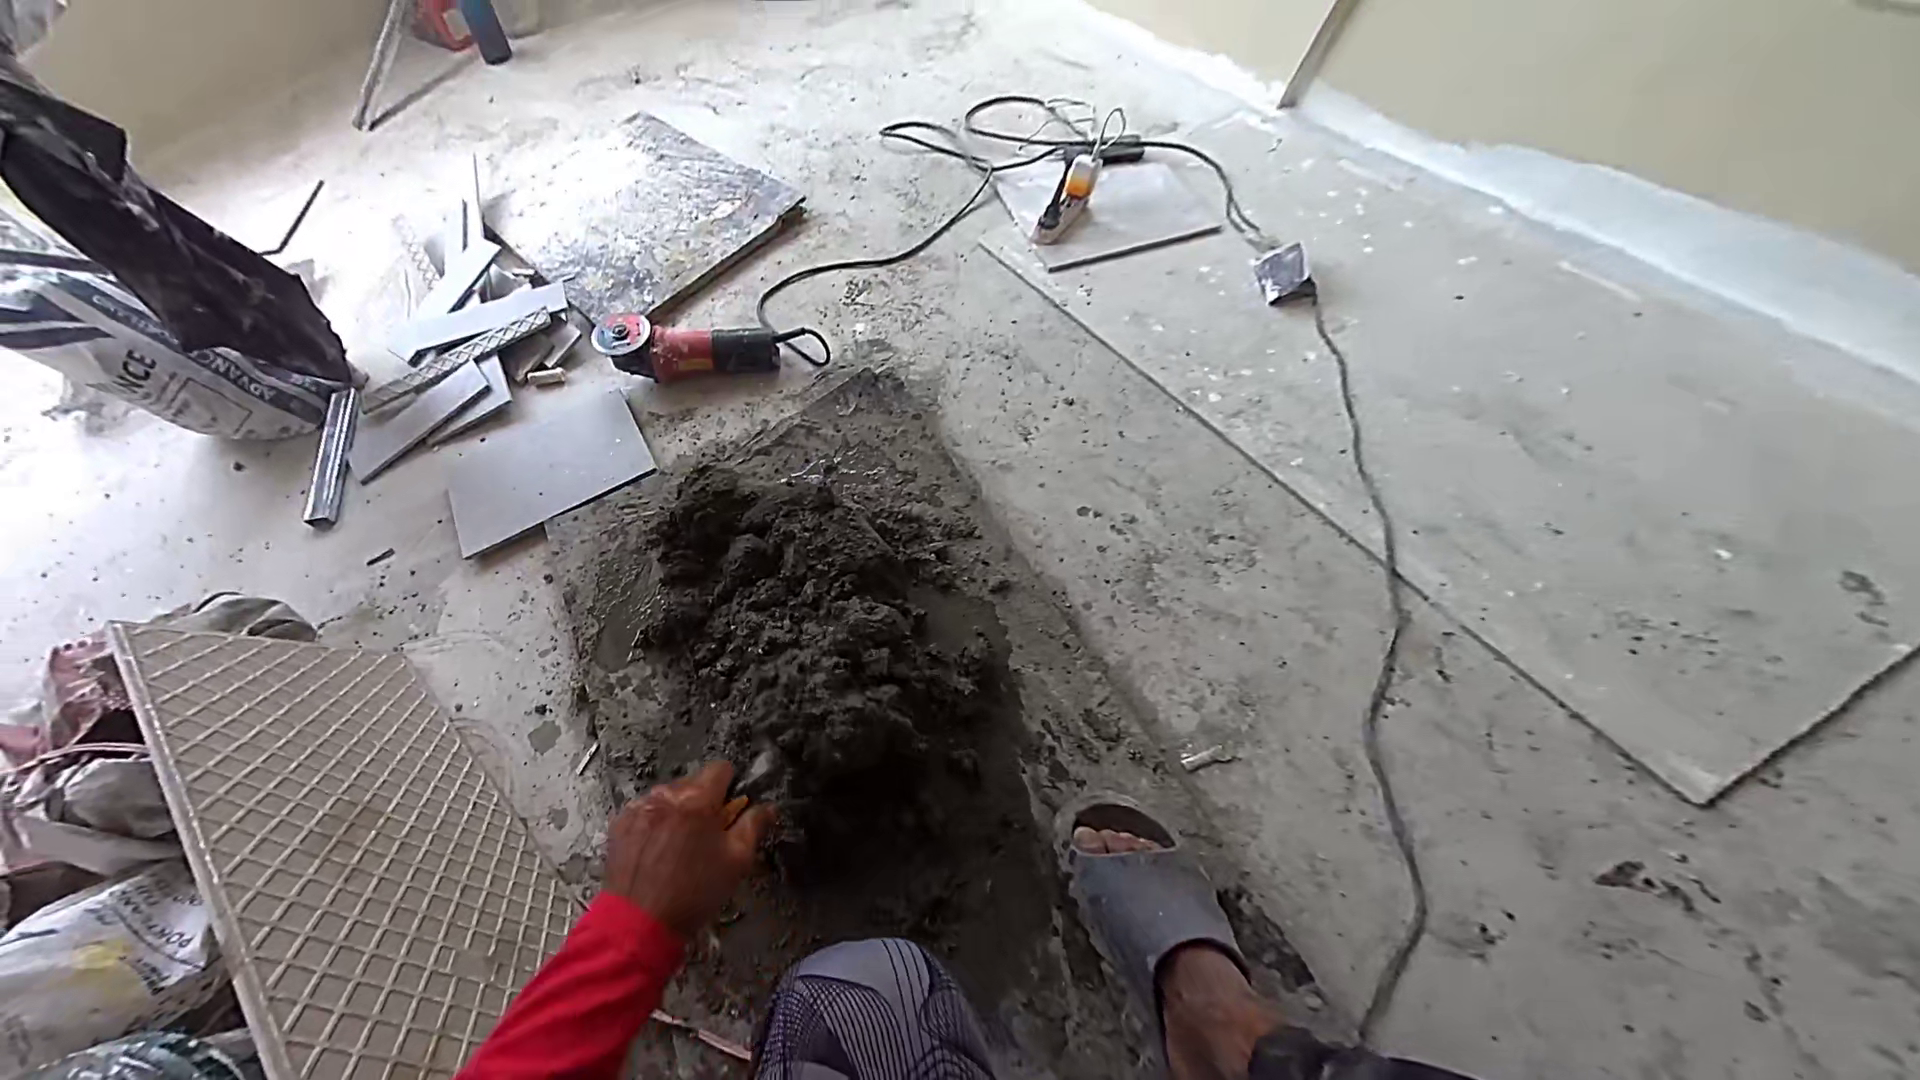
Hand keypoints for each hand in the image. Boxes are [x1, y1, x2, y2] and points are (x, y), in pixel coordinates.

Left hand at [602, 761, 776, 939]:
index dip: (730, 786)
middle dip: (703, 800)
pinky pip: (646, 809)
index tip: (729, 810)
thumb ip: (754, 825)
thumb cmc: (693, 893)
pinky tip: (655, 847)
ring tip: (678, 842)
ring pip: (669, 795)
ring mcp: (640, 809)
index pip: (721, 768)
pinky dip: (655, 820)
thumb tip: (768, 807)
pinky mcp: (620, 824)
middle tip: (705, 833)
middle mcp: (666, 796)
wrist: (636, 928)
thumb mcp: (736, 861)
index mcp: (698, 800)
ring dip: (678, 809)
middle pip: (694, 781)